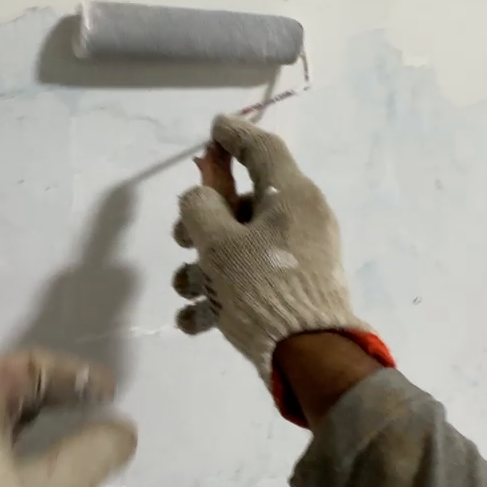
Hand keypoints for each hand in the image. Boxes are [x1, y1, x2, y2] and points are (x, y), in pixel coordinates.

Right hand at [172, 115, 368, 378]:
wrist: (307, 356)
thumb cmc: (261, 288)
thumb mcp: (218, 243)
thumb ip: (199, 208)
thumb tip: (200, 200)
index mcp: (291, 197)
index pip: (262, 150)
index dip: (234, 136)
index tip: (213, 129)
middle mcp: (299, 221)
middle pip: (242, 205)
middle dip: (201, 222)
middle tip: (179, 239)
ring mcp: (298, 258)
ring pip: (240, 248)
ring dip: (204, 268)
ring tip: (185, 292)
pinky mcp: (292, 292)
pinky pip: (249, 282)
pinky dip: (220, 297)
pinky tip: (195, 322)